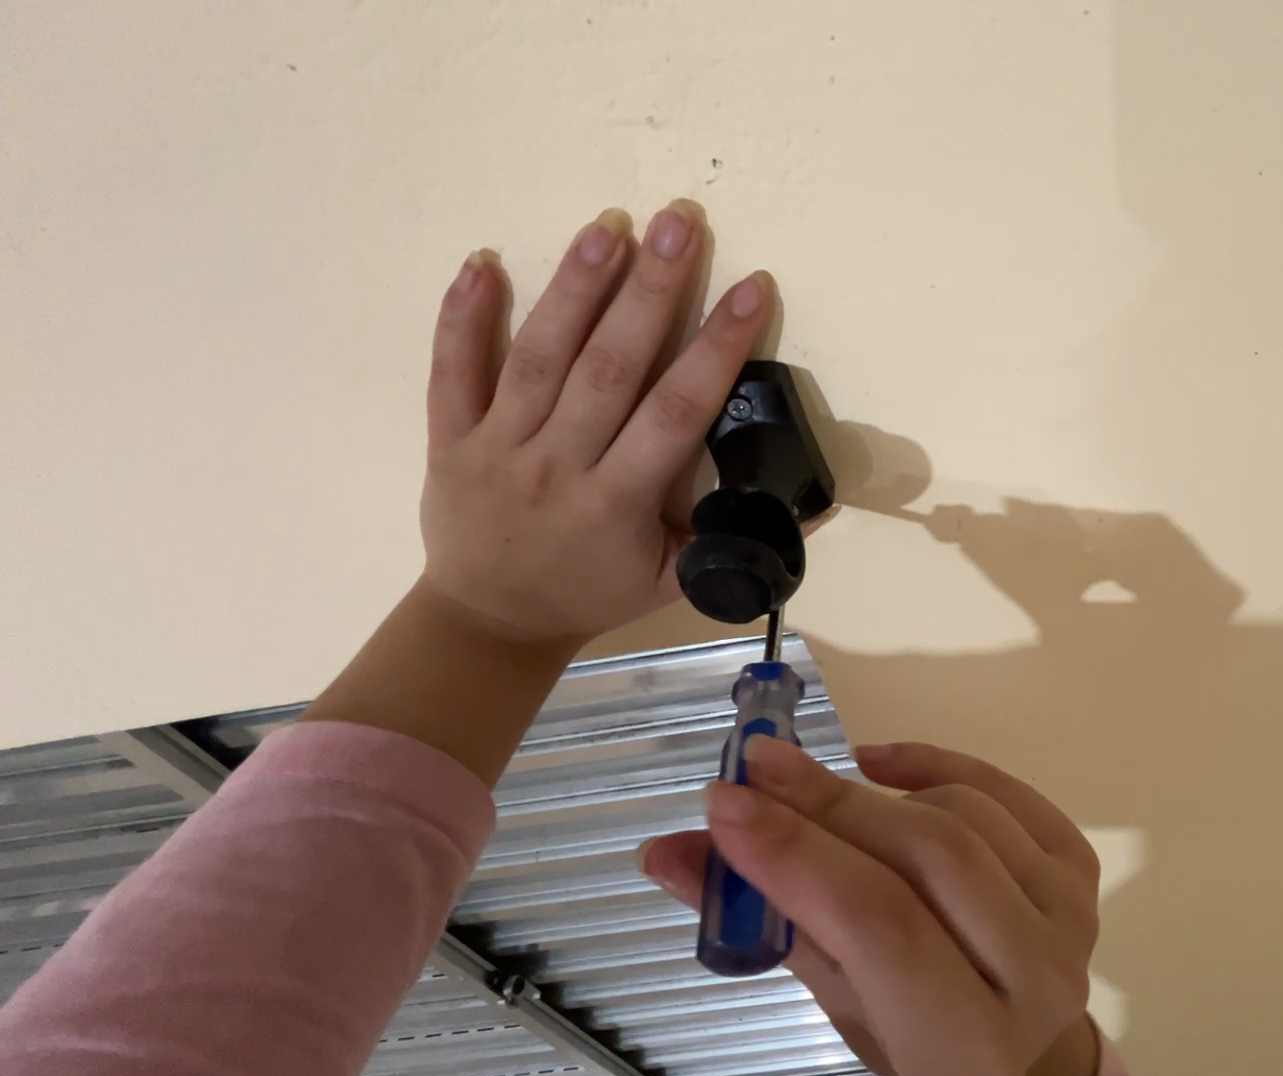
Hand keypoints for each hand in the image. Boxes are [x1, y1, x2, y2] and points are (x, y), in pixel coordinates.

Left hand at [421, 203, 773, 643]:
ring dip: (576, 287)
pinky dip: (461, 315)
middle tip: (679, 223)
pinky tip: (484, 260)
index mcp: (618, 501)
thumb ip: (731, 538)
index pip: (677, 413)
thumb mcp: (672, 580)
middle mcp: (559, 463)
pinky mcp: (448, 437)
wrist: (491, 623)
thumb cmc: (593, 594)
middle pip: (610, 367)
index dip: (717, 349)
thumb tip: (812, 505)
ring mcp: (497, 446)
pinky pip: (450, 370)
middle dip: (651, 291)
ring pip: (538, 356)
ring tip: (610, 224)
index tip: (751, 291)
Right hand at [639, 741, 1104, 1075]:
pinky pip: (997, 785)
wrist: (1014, 1032)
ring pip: (960, 811)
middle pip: (926, 854)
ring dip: (874, 791)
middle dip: (827, 802)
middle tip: (757, 768)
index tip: (725, 802)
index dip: (797, 853)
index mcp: (964, 1043)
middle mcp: (1038, 975)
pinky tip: (882, 764)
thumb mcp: (836, 995)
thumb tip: (672, 851)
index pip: (877, 924)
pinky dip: (933, 763)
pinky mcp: (1079, 864)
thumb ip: (763, 919)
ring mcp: (1068, 912)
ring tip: (819, 795)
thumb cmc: (911, 1029)